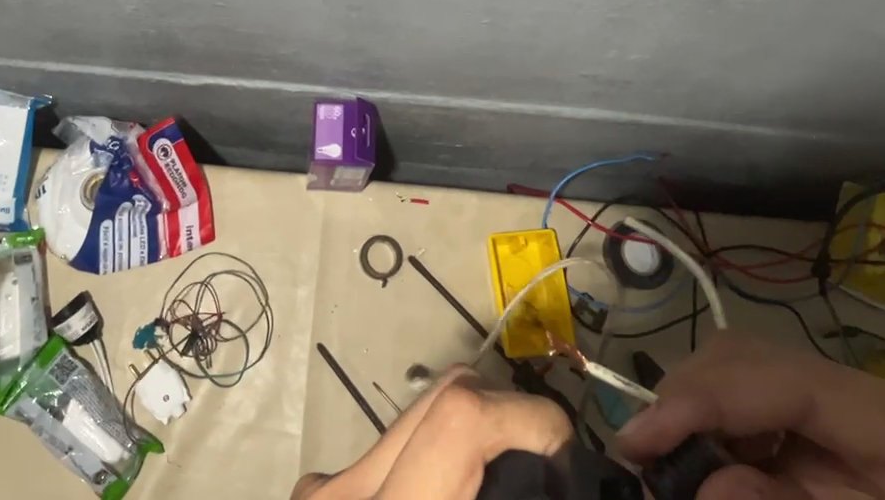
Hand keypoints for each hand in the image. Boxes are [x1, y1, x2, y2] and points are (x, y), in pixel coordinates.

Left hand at [293, 366, 573, 499]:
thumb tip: (566, 478)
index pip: (463, 416)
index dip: (530, 417)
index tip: (566, 452)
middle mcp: (348, 490)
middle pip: (446, 395)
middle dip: (509, 411)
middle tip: (542, 461)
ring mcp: (324, 489)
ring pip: (417, 418)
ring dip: (468, 440)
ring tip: (492, 481)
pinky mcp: (317, 494)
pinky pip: (384, 457)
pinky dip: (424, 466)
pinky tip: (435, 497)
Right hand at [616, 332, 884, 499]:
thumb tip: (701, 482)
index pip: (795, 380)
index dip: (706, 398)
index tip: (638, 439)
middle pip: (767, 362)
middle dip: (694, 400)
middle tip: (646, 456)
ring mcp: (880, 437)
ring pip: (760, 387)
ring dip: (703, 422)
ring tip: (668, 469)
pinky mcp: (864, 463)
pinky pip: (776, 432)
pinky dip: (731, 448)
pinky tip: (713, 475)